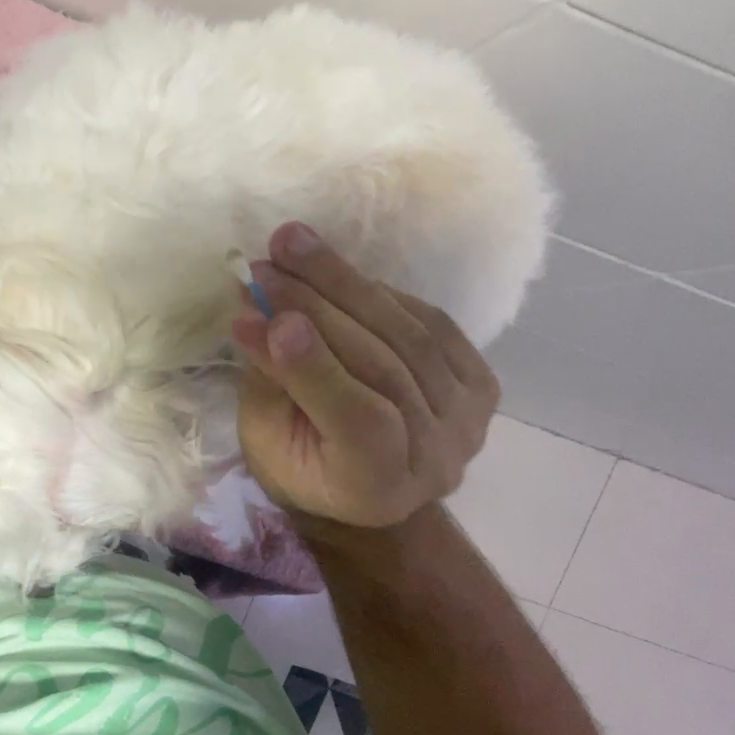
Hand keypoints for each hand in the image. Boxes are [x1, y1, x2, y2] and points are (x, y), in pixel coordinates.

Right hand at [234, 222, 499, 528]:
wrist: (366, 484)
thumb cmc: (299, 467)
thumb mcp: (265, 436)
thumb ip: (269, 379)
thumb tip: (252, 314)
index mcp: (377, 488)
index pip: (359, 419)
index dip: (317, 367)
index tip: (271, 319)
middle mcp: (438, 459)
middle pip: (385, 366)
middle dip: (317, 307)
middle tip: (263, 265)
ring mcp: (470, 420)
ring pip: (409, 336)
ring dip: (345, 283)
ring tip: (292, 246)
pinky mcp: (483, 386)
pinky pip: (431, 322)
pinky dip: (381, 292)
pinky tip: (337, 271)